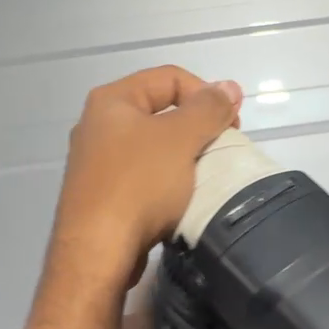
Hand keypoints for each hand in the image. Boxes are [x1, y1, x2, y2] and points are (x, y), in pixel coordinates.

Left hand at [56, 66, 242, 280]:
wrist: (98, 250)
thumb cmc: (139, 185)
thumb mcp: (180, 139)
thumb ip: (208, 110)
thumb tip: (230, 87)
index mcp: (112, 101)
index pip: (170, 78)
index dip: (207, 95)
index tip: (232, 126)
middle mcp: (98, 126)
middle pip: (161, 114)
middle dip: (197, 130)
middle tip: (222, 153)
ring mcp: (97, 164)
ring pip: (153, 149)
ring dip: (184, 160)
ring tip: (205, 179)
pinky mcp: (102, 198)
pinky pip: (143, 179)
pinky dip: (167, 185)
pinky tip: (180, 203)